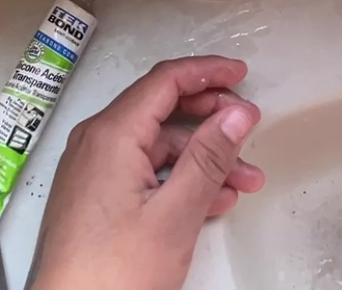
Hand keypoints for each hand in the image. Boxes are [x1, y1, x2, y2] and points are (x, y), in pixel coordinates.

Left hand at [29, 56, 265, 289]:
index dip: (206, 72)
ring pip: (156, 145)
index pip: (164, 80)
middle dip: (210, 118)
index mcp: (112, 132)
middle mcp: (98, 140)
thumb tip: (237, 113)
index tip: (240, 73)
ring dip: (200, 158)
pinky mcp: (95, 194)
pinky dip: (177, 178)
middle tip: (248, 127)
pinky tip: (211, 198)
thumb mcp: (174, 215)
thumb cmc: (113, 273)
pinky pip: (142, 170)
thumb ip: (208, 159)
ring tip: (244, 180)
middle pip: (160, 109)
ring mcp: (94, 167)